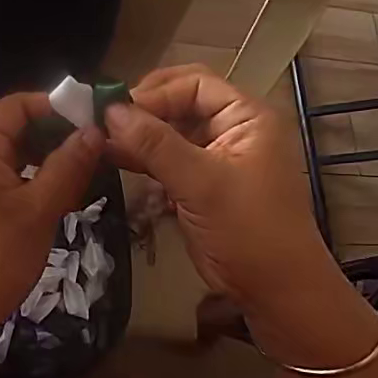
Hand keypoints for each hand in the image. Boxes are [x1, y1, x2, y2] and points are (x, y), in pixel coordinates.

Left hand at [0, 93, 102, 377]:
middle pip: (14, 128)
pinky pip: (0, 180)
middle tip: (99, 152)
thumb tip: (95, 130)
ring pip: (10, 157)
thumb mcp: (38, 211)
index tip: (98, 119)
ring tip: (84, 177)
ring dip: (45, 162)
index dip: (58, 106)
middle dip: (55, 136)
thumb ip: (68, 165)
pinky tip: (55, 199)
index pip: (18, 104)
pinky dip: (28, 183)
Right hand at [104, 65, 340, 313]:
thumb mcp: (201, 183)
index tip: (114, 110)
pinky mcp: (201, 185)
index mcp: (246, 117)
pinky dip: (143, 161)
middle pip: (179, 103)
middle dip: (142, 112)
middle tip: (105, 121)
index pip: (193, 84)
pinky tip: (115, 162)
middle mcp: (231, 129)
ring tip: (101, 143)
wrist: (276, 294)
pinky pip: (167, 160)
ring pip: (169, 133)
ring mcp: (215, 158)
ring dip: (138, 137)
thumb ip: (154, 144)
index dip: (154, 92)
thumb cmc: (249, 230)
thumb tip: (110, 110)